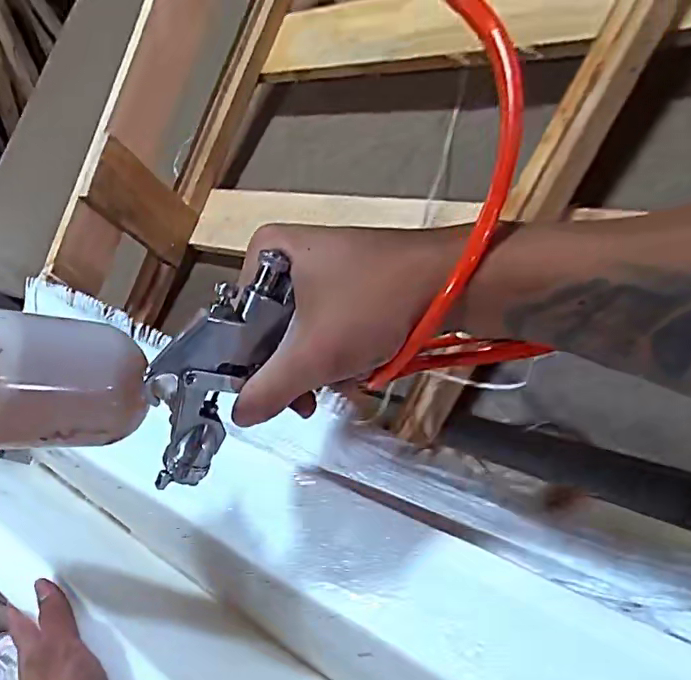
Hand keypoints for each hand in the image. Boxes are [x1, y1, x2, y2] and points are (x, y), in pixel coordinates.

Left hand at [7, 579, 134, 679]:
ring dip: (102, 628)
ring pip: (89, 647)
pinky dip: (123, 653)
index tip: (40, 565)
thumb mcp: (60, 653)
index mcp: (34, 655)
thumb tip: (39, 584)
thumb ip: (54, 619)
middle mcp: (54, 667)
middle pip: (59, 630)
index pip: (23, 618)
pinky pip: (114, 666)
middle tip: (96, 570)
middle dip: (73, 606)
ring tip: (124, 593)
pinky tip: (141, 635)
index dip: (26, 595)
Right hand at [231, 224, 464, 425]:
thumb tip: (239, 416)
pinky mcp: (350, 286)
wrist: (455, 283)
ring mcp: (323, 271)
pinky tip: (352, 372)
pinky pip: (323, 331)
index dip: (246, 363)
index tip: (266, 391)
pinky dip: (334, 357)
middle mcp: (289, 256)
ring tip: (336, 385)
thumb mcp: (312, 355)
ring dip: (314, 371)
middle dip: (288, 372)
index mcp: (268, 251)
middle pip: (266, 332)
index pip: (235, 320)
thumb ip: (268, 390)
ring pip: (296, 337)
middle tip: (302, 402)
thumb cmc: (374, 305)